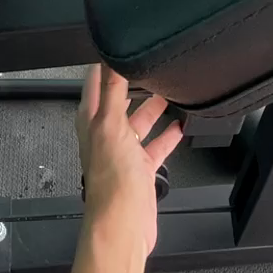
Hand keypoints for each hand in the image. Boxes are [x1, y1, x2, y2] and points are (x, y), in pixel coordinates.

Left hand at [75, 65, 184, 255]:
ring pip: (138, 122)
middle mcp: (105, 135)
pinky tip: (180, 126)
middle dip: (133, 84)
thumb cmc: (110, 182)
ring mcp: (123, 153)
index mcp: (92, 121)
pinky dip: (167, 136)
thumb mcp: (111, 125)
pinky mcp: (140, 169)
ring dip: (152, 108)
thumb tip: (111, 58)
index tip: (116, 47)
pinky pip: (155, 146)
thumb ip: (112, 91)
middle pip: (119, 101)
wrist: (122, 225)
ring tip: (169, 91)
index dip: (104, 64)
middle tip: (149, 66)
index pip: (95, 83)